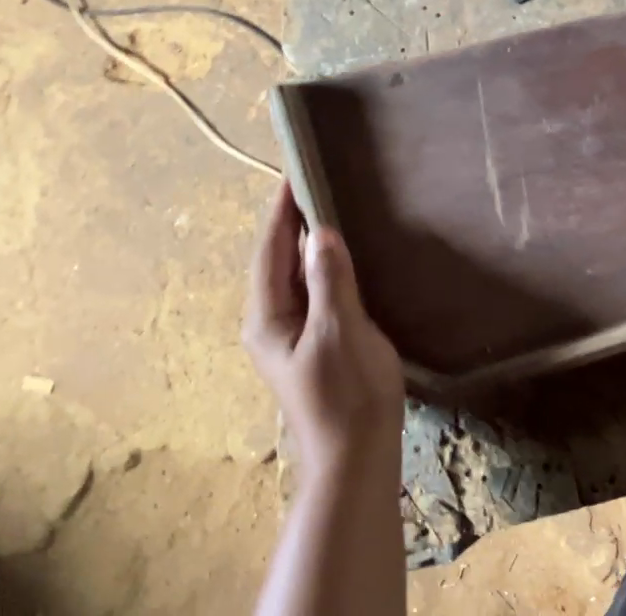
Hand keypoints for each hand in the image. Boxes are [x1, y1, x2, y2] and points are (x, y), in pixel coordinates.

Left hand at [243, 182, 404, 485]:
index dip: (281, 214)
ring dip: (307, 243)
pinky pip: (316, 289)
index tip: (293, 174)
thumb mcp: (339, 333)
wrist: (356, 449)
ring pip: (296, 276)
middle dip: (290, 222)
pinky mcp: (320, 340)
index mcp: (268, 319)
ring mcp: (295, 333)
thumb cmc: (345, 392)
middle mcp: (273, 323)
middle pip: (277, 262)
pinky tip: (345, 256)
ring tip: (329, 208)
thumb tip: (320, 232)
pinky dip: (325, 264)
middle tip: (313, 182)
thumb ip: (330, 282)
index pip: (271, 253)